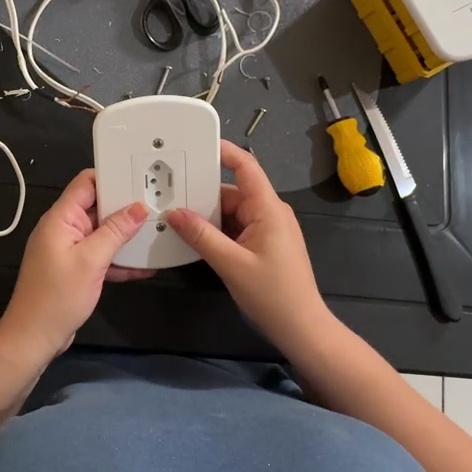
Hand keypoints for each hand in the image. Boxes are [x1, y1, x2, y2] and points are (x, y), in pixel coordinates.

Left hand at [0, 170, 148, 364]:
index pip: (86, 183)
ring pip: (102, 232)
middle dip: (125, 206)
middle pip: (97, 206)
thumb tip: (139, 207)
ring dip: (125, 235)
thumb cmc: (57, 296)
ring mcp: (69, 249)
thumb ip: (115, 231)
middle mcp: (63, 228)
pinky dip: (119, 259)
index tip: (141, 177)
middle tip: (158, 203)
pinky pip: (100, 255)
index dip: (112, 176)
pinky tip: (145, 266)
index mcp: (60, 218)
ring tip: (157, 230)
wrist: (33, 338)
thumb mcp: (91, 261)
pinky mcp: (75, 269)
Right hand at [166, 141, 337, 354]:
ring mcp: (269, 228)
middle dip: (204, 194)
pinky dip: (218, 231)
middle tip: (170, 193)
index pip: (246, 167)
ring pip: (232, 212)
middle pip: (233, 192)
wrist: (301, 328)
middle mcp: (270, 212)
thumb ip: (201, 236)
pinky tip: (196, 238)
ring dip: (209, 216)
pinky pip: (237, 227)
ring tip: (177, 217)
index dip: (224, 151)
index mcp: (268, 208)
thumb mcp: (231, 264)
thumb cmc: (273, 294)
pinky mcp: (265, 243)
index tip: (197, 143)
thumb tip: (174, 213)